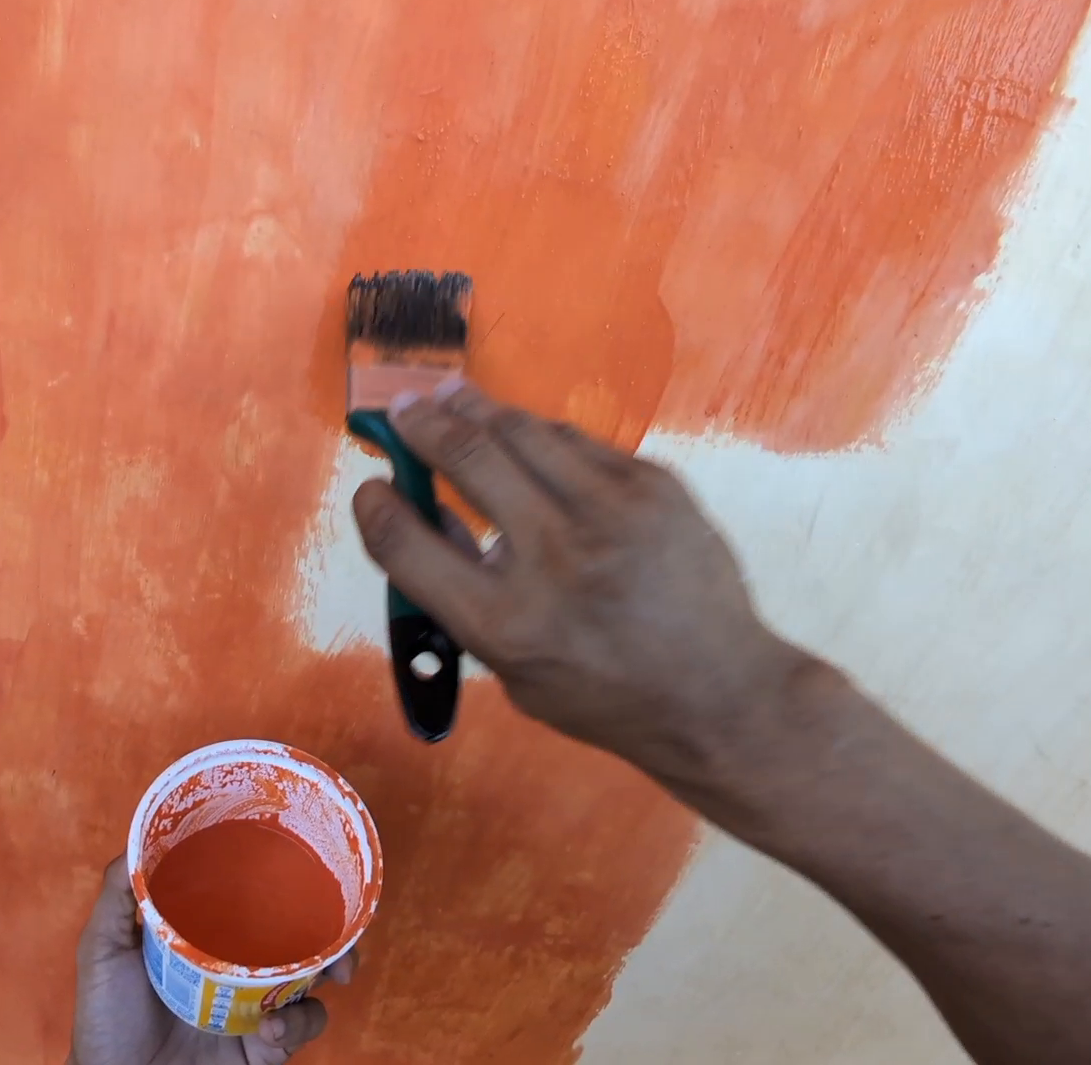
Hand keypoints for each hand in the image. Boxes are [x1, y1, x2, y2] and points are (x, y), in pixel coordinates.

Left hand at [70, 857, 354, 1064]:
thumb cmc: (108, 1017)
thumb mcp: (102, 948)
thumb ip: (117, 896)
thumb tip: (140, 836)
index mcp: (209, 934)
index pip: (253, 896)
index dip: (281, 877)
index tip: (301, 855)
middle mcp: (239, 963)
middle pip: (297, 932)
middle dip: (329, 924)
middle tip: (343, 921)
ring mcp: (255, 1004)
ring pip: (313, 976)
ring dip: (331, 969)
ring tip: (334, 973)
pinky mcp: (265, 1045)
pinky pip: (302, 1027)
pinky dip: (298, 1026)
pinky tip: (271, 1030)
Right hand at [350, 381, 807, 780]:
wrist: (720, 695)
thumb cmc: (598, 693)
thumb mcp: (508, 668)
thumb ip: (461, 595)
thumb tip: (431, 512)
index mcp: (502, 621)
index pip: (407, 544)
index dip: (375, 508)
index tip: (370, 487)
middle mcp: (552, 556)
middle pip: (466, 460)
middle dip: (422, 425)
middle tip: (401, 409)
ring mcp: (611, 511)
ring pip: (522, 432)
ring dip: (474, 409)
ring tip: (449, 395)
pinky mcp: (654, 485)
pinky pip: (575, 442)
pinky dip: (534, 434)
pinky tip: (517, 430)